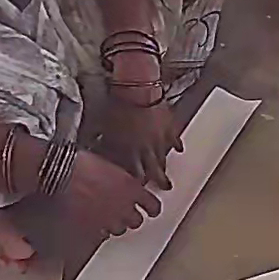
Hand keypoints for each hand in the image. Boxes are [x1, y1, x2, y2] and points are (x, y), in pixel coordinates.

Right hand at [60, 151, 161, 236]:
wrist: (57, 172)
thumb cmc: (78, 162)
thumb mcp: (110, 165)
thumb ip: (122, 179)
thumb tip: (124, 183)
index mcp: (131, 187)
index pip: (153, 205)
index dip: (152, 209)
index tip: (151, 210)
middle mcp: (123, 206)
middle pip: (137, 221)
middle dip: (131, 217)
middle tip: (125, 213)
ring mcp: (107, 220)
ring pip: (119, 229)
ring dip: (115, 224)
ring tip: (106, 217)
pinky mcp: (91, 229)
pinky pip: (100, 234)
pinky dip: (98, 230)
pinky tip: (92, 222)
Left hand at [101, 51, 182, 188]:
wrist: (137, 91)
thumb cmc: (118, 107)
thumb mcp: (104, 127)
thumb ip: (106, 142)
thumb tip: (98, 149)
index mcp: (130, 151)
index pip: (136, 173)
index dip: (139, 182)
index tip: (140, 187)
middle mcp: (147, 149)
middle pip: (155, 170)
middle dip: (160, 181)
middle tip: (165, 188)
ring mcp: (160, 139)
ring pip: (165, 158)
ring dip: (166, 166)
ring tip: (170, 173)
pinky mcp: (169, 128)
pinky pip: (174, 140)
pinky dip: (176, 146)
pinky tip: (179, 150)